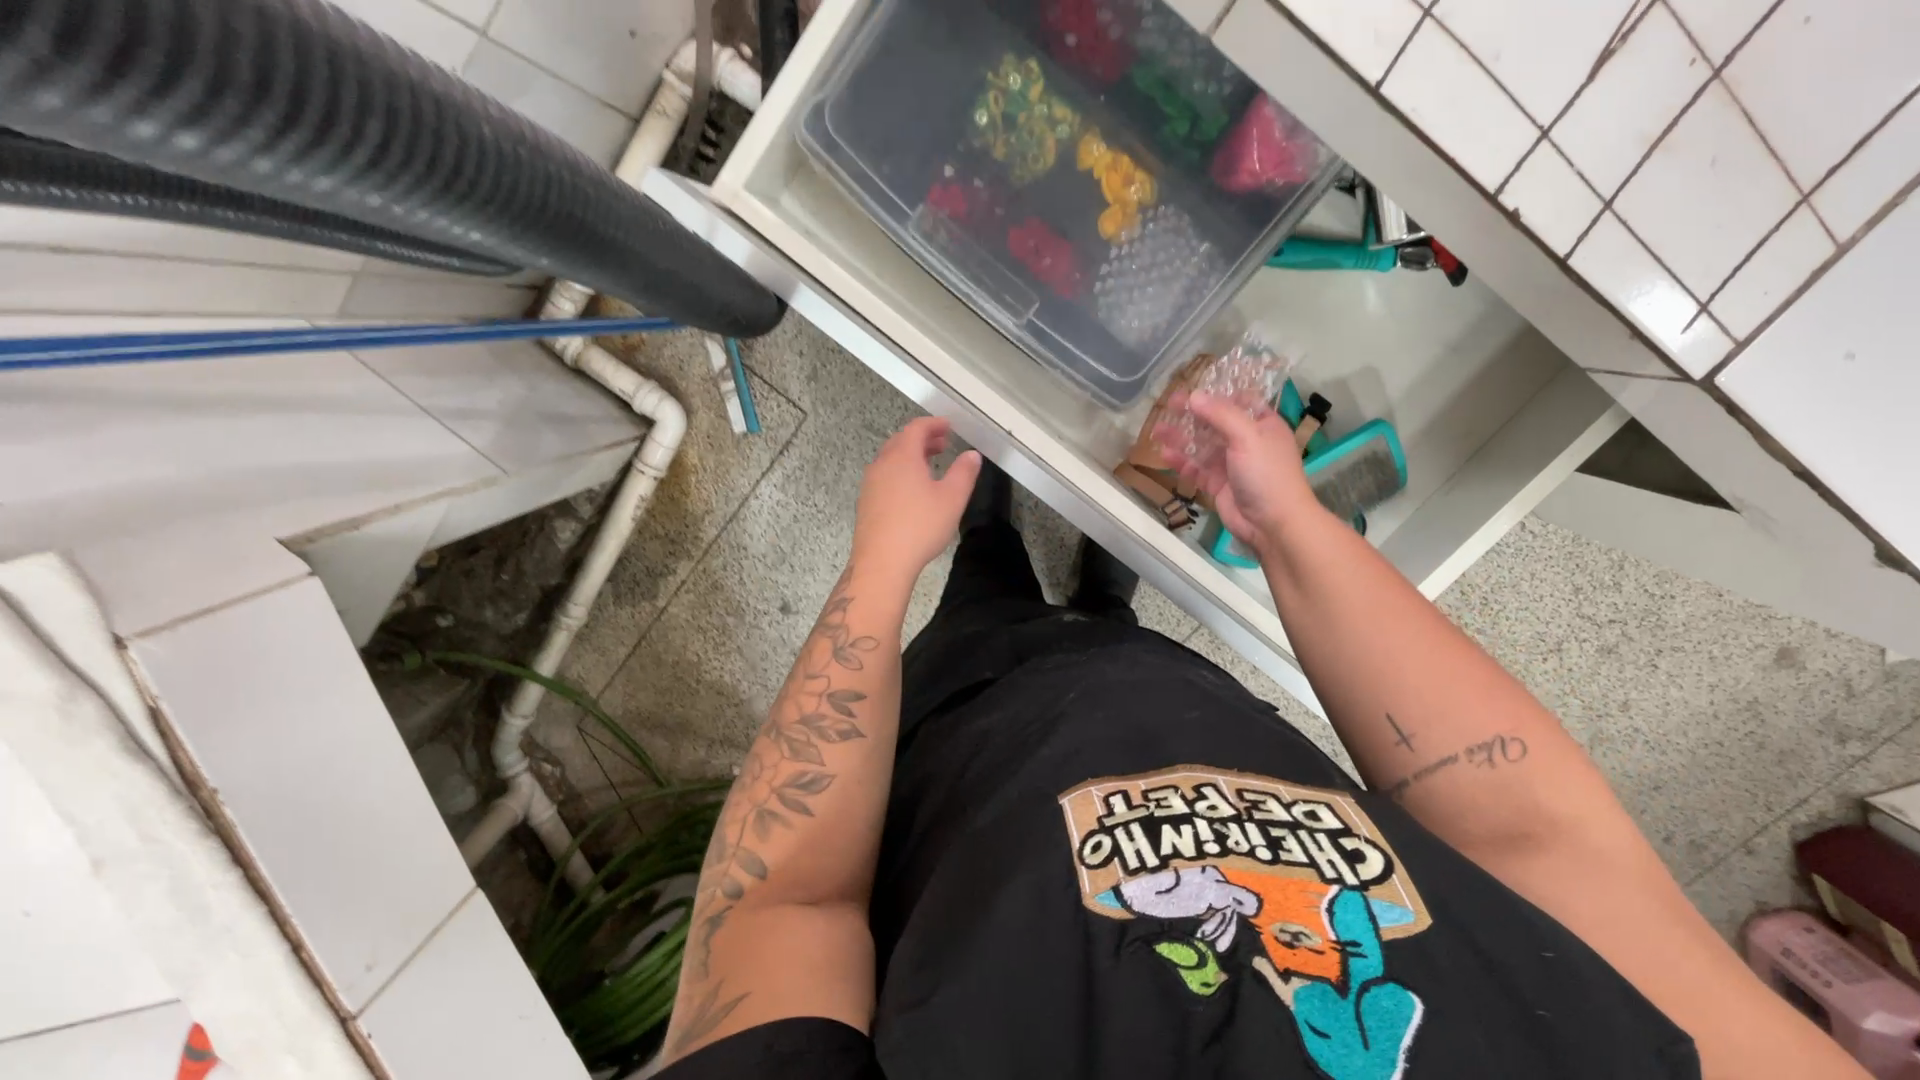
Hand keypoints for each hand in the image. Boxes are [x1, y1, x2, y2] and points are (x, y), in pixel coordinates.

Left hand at [851, 417, 982, 584]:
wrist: (882, 562)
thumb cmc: (920, 526)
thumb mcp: (952, 499)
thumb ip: (964, 472)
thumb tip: (972, 455)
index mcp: (902, 456)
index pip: (916, 428)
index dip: (934, 424)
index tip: (948, 426)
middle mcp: (882, 464)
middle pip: (901, 441)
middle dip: (922, 439)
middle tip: (942, 444)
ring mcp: (870, 484)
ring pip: (890, 460)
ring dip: (910, 456)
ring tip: (929, 466)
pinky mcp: (866, 503)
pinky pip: (884, 477)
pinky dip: (899, 472)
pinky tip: (911, 491)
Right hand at [1153, 391, 1318, 556]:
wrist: (1274, 523)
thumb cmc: (1267, 474)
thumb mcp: (1247, 436)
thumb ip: (1220, 414)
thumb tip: (1193, 395)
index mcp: (1262, 424)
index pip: (1238, 401)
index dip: (1215, 394)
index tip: (1191, 389)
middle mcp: (1247, 441)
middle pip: (1214, 423)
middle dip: (1191, 415)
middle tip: (1167, 405)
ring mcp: (1231, 464)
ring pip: (1201, 446)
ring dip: (1180, 438)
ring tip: (1156, 431)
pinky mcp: (1218, 485)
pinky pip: (1196, 469)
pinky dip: (1181, 461)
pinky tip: (1164, 455)